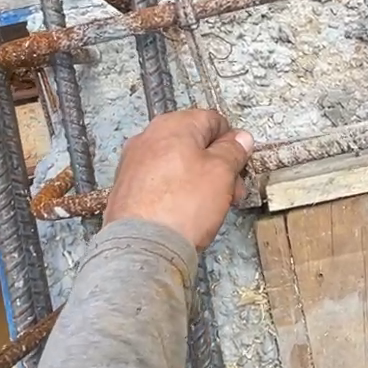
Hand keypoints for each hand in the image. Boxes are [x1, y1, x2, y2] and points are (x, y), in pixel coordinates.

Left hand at [106, 109, 253, 249]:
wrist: (143, 247)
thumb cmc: (180, 207)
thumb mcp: (222, 172)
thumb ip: (233, 150)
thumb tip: (240, 138)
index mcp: (173, 125)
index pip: (212, 120)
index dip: (232, 142)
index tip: (240, 162)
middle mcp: (148, 138)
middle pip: (193, 143)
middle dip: (217, 165)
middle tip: (232, 190)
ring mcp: (134, 164)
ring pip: (177, 165)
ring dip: (198, 181)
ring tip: (210, 208)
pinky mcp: (126, 190)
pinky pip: (160, 183)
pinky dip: (176, 194)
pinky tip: (185, 214)